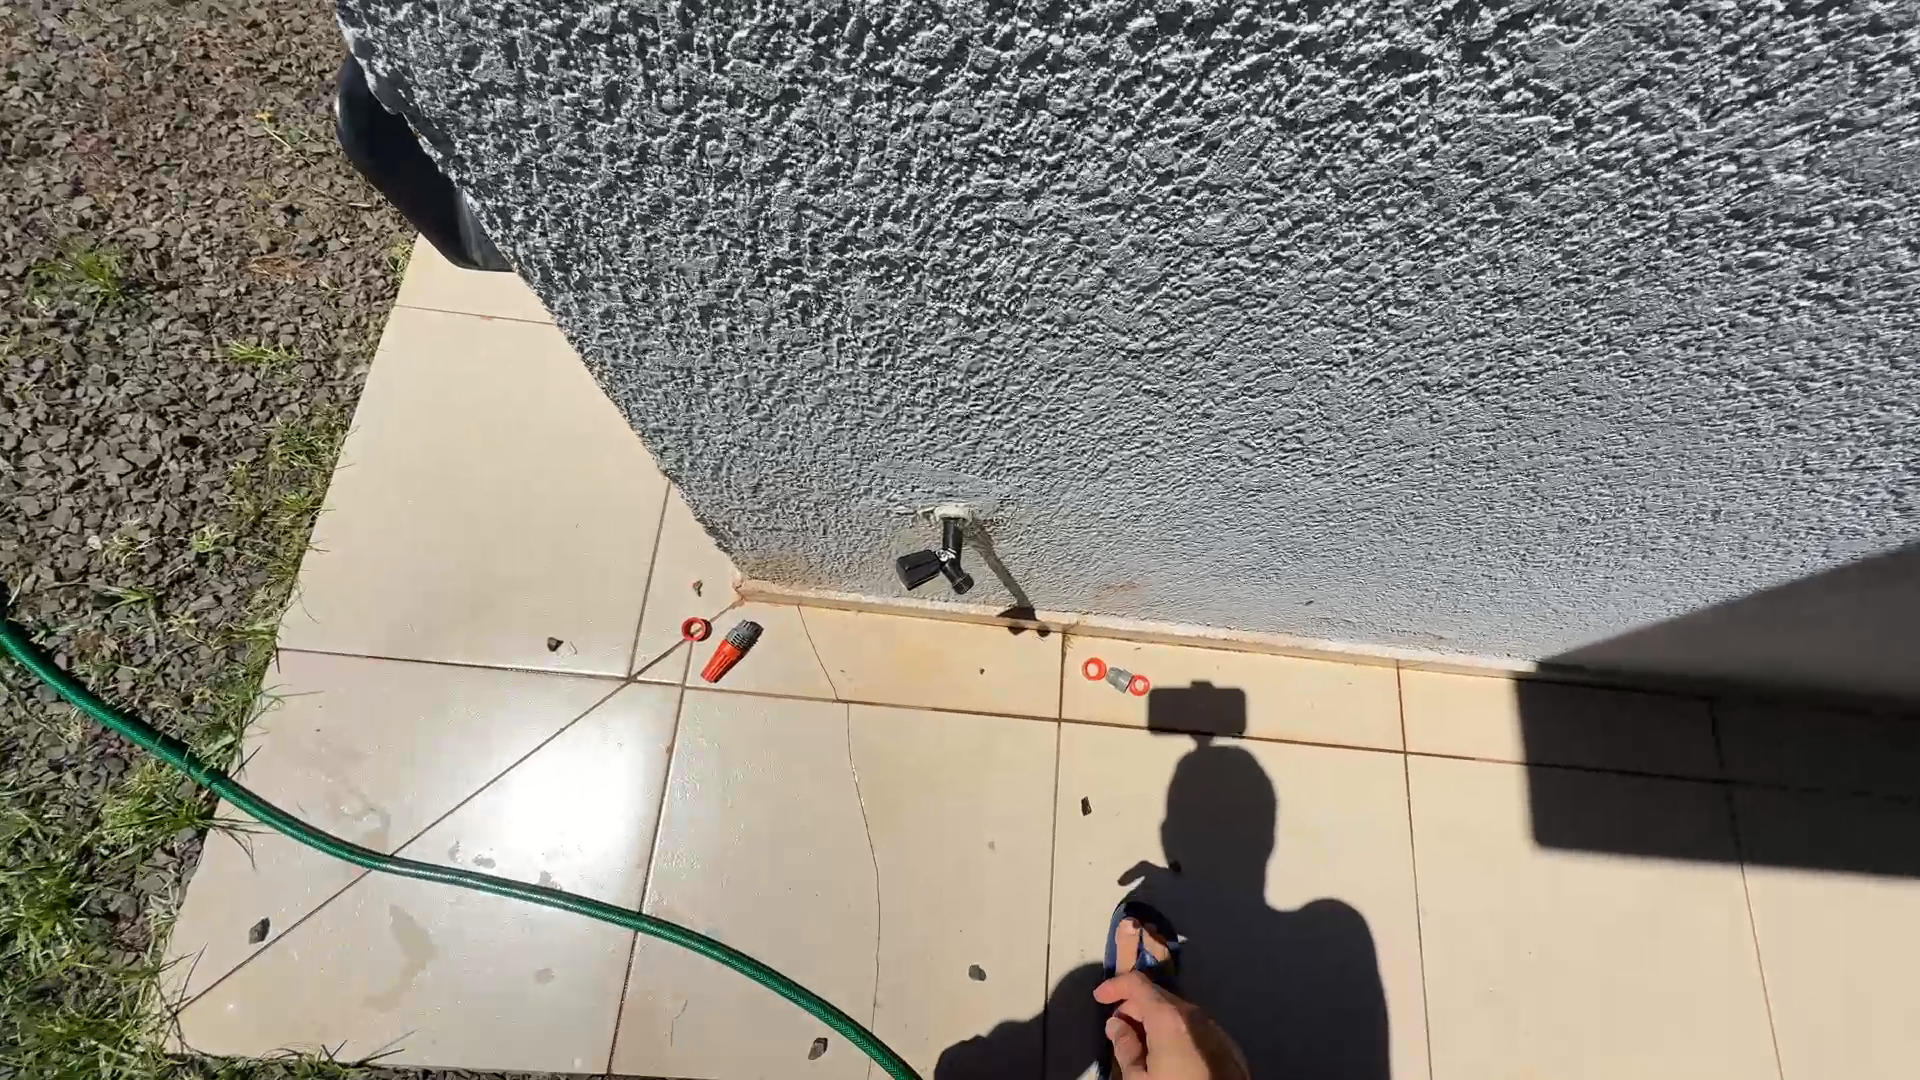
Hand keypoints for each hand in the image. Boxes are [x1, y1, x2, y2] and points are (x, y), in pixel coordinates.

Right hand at [1094, 971, 1249, 1079]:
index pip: (1136, 984)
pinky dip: (1178, 1033)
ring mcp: (1216, 1030)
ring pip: (1179, 1013)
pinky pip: (1197, 1030)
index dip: (1114, 986)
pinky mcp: (1231, 1049)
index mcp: (1169, 1018)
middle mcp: (1195, 1015)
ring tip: (1143, 1043)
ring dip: (1157, 1020)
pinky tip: (1172, 1056)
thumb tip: (1116, 1025)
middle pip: (1158, 997)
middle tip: (1118, 1027)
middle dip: (1134, 1006)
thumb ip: (1125, 1049)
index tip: (1099, 998)